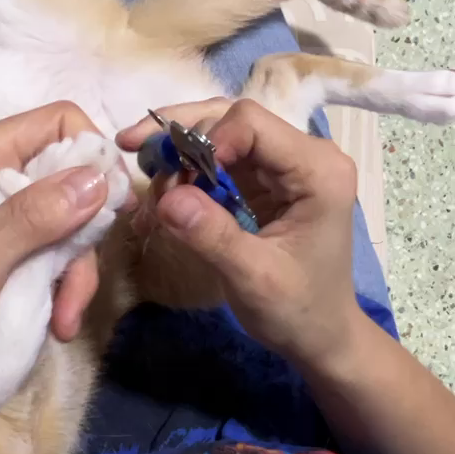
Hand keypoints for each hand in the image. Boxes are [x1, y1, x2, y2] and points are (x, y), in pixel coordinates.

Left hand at [0, 102, 112, 384]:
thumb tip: (100, 178)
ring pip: (62, 216)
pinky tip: (54, 320)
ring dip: (72, 267)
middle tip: (78, 289)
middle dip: (84, 232)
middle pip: (67, 174)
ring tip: (63, 320)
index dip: (93, 158)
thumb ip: (34, 219)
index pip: (59, 122)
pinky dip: (55, 279)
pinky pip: (43, 244)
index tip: (110, 215)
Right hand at [116, 99, 365, 367]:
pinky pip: (215, 157)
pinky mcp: (261, 178)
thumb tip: (166, 197)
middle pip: (229, 117)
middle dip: (180, 137)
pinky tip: (158, 193)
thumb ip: (213, 236)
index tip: (177, 180)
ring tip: (145, 180)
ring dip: (176, 151)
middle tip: (136, 158)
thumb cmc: (298, 310)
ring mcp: (280, 164)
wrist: (318, 336)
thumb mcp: (253, 279)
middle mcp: (302, 154)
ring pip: (216, 131)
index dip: (206, 139)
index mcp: (317, 169)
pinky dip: (183, 170)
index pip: (251, 122)